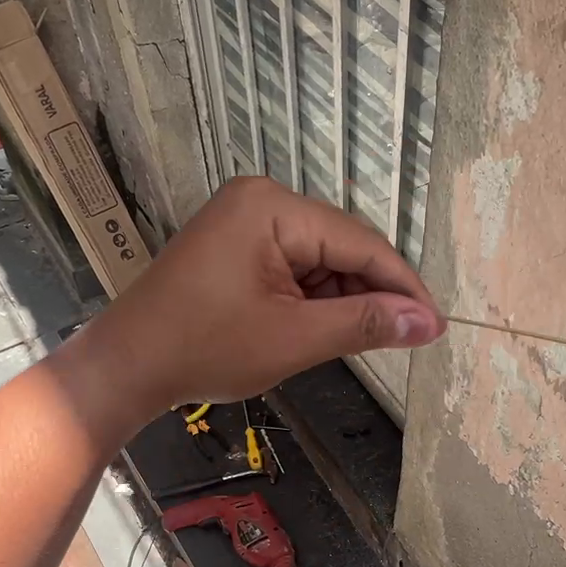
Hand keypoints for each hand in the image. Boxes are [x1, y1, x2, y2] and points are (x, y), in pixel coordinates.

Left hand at [61, 177, 441, 428]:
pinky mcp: (237, 248)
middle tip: (407, 340)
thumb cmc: (206, 348)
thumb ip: (366, 324)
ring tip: (365, 341)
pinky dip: (315, 301)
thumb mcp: (295, 338)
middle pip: (342, 247)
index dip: (403, 287)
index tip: (436, 324)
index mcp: (271, 207)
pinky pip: (294, 269)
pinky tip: (327, 329)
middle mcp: (260, 201)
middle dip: (372, 294)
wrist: (129, 365)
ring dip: (344, 301)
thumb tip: (427, 323)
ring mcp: (245, 222)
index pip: (360, 242)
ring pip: (321, 261)